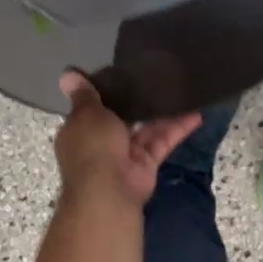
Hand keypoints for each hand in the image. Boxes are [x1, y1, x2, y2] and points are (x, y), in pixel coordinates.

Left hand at [54, 71, 200, 208]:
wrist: (108, 190)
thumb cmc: (93, 145)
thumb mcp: (87, 113)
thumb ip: (85, 94)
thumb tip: (66, 73)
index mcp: (81, 129)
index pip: (92, 107)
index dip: (106, 91)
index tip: (123, 71)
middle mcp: (101, 142)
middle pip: (122, 117)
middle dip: (137, 100)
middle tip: (159, 74)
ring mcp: (125, 154)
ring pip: (146, 128)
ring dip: (163, 112)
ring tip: (183, 90)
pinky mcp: (146, 163)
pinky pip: (162, 142)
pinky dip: (177, 129)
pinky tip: (196, 114)